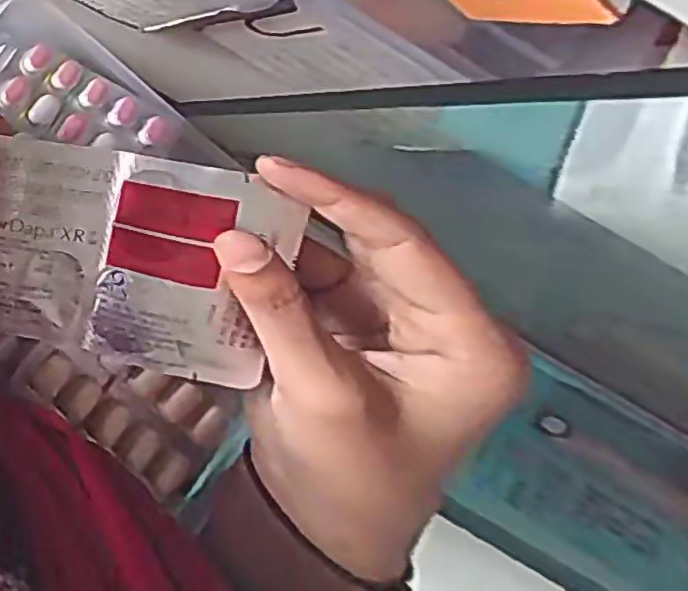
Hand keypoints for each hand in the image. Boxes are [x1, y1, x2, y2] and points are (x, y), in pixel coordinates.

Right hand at [210, 157, 528, 582]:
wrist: (324, 520)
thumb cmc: (349, 475)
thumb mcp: (316, 394)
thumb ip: (276, 312)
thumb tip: (231, 238)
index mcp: (464, 341)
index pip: (401, 243)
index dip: (336, 197)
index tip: (274, 168)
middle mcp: (432, 319)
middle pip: (365, 240)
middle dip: (302, 210)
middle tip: (244, 182)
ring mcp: (386, 318)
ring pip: (327, 253)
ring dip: (275, 237)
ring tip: (222, 215)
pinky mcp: (343, 322)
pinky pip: (302, 275)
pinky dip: (264, 263)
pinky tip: (228, 252)